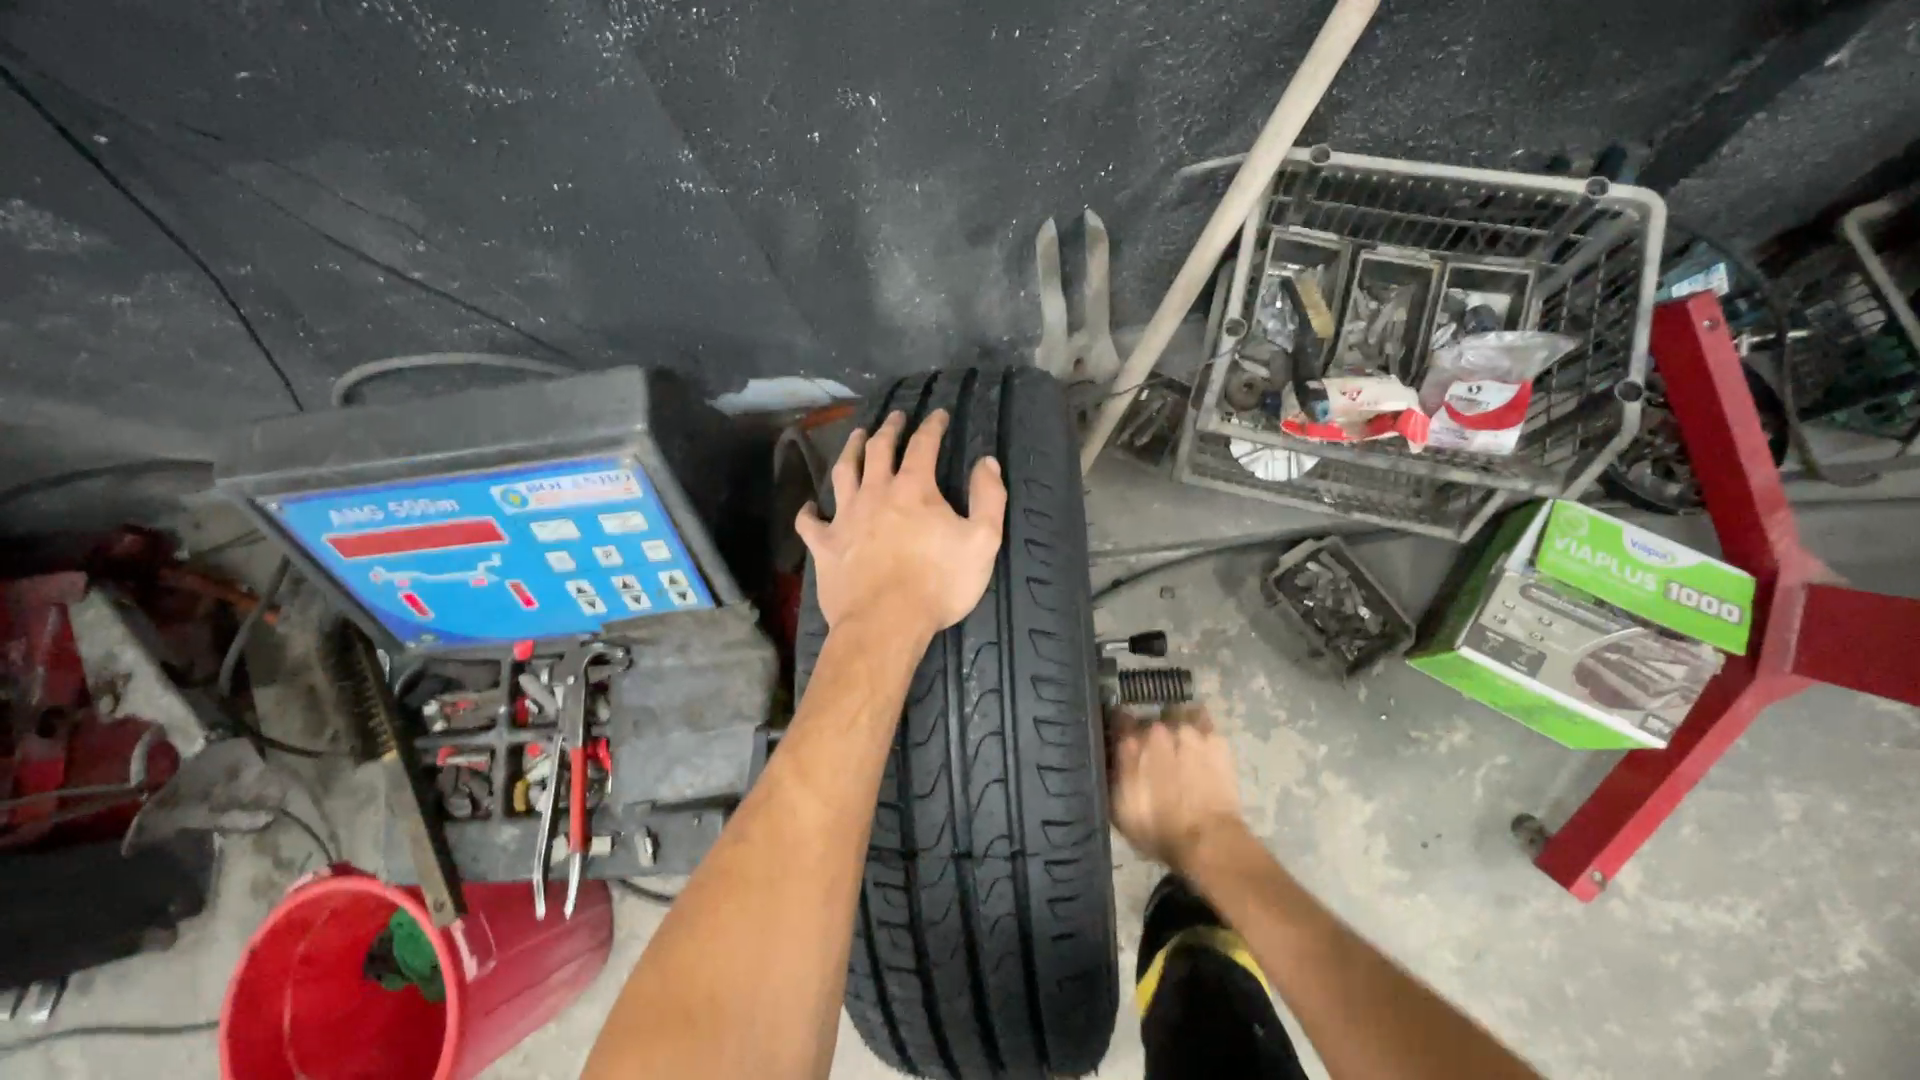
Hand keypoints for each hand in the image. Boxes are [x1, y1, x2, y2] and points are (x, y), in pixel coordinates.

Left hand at [797, 409, 1006, 639]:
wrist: (886, 622)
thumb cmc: (939, 583)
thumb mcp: (983, 541)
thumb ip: (988, 497)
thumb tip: (986, 462)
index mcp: (914, 489)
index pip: (923, 444)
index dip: (932, 426)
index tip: (939, 414)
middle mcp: (876, 493)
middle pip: (878, 449)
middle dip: (889, 429)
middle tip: (895, 417)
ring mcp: (845, 517)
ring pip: (843, 472)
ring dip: (850, 450)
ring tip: (856, 437)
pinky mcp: (825, 544)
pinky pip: (810, 522)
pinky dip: (810, 510)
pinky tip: (811, 506)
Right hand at [1109, 704, 1246, 872]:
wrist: (1207, 840)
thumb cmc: (1157, 830)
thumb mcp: (1119, 809)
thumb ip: (1114, 773)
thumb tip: (1112, 752)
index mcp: (1129, 744)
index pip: (1118, 717)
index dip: (1120, 726)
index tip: (1122, 735)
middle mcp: (1156, 729)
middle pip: (1149, 717)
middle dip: (1150, 730)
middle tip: (1154, 750)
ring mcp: (1188, 730)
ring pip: (1177, 713)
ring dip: (1175, 723)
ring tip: (1179, 741)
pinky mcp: (1215, 738)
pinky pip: (1202, 718)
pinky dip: (1198, 723)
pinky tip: (1199, 737)